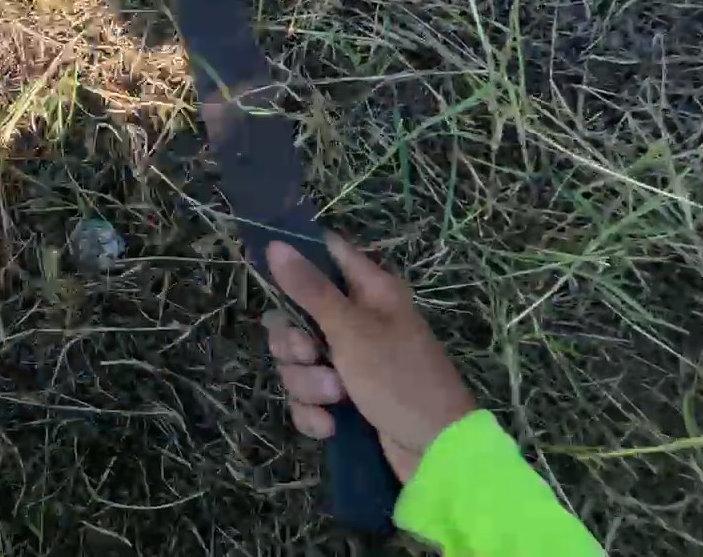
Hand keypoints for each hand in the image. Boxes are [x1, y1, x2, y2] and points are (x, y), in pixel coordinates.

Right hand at [262, 233, 477, 481]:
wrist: (438, 458)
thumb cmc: (401, 380)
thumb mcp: (352, 330)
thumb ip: (310, 288)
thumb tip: (275, 243)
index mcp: (367, 290)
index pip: (324, 251)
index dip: (293, 252)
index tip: (264, 264)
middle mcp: (355, 319)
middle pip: (294, 312)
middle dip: (293, 341)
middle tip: (310, 354)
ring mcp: (347, 360)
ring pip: (296, 358)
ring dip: (308, 382)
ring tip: (336, 397)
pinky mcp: (341, 398)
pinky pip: (304, 394)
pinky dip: (313, 410)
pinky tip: (331, 424)